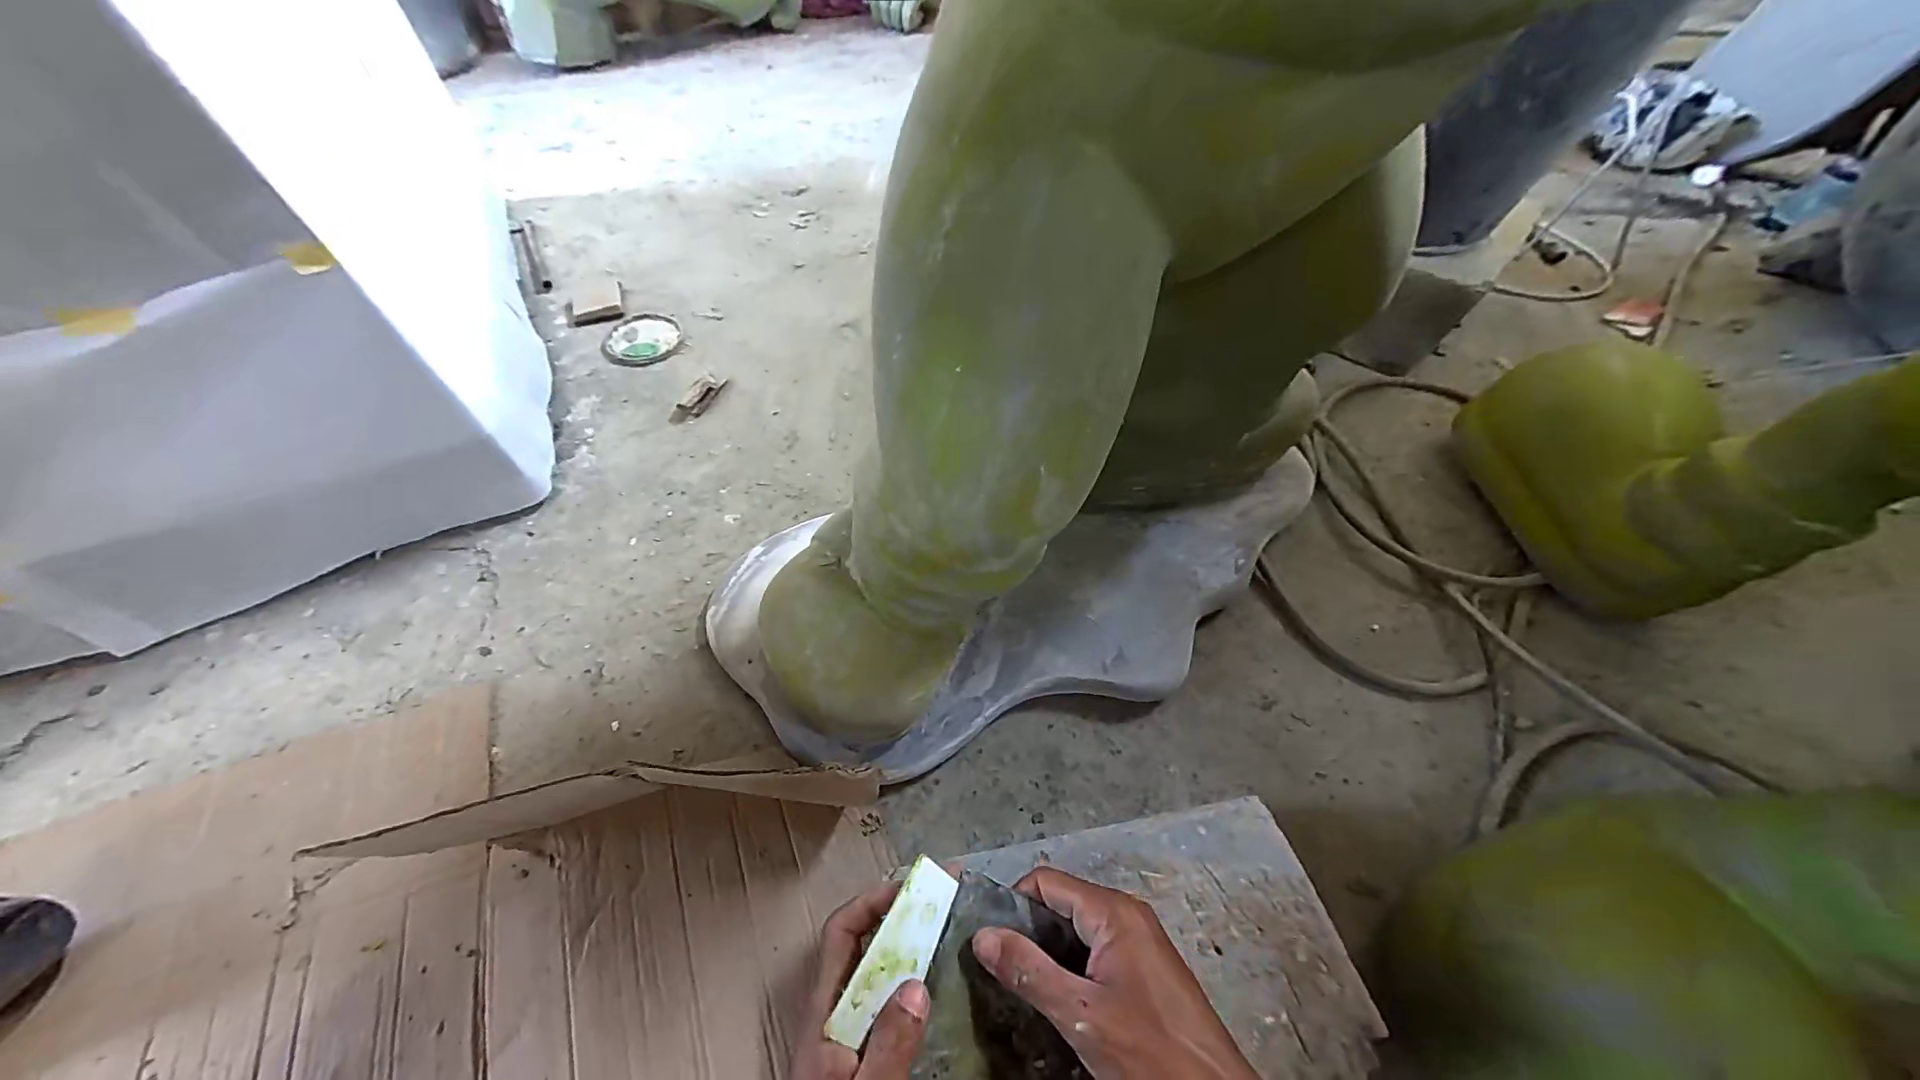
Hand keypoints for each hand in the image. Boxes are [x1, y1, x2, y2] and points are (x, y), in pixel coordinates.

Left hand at [791, 879, 931, 1079]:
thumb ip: (888, 1046)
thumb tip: (916, 985)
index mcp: (824, 1014)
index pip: (840, 934)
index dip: (869, 902)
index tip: (908, 889)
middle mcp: (834, 1013)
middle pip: (861, 945)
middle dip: (898, 915)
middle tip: (940, 899)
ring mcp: (848, 1032)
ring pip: (877, 972)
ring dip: (908, 945)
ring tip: (945, 929)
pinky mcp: (862, 1051)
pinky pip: (887, 1001)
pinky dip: (911, 979)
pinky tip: (938, 983)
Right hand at [971, 867, 1257, 1079]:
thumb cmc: (1151, 1052)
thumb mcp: (1081, 1014)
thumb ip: (1029, 971)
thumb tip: (983, 937)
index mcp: (1113, 911)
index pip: (1045, 882)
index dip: (1013, 904)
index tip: (988, 939)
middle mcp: (1127, 914)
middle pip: (1060, 903)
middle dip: (1029, 932)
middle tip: (1002, 969)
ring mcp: (1138, 940)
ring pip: (1076, 930)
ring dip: (1048, 954)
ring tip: (1024, 987)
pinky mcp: (1144, 967)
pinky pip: (1095, 951)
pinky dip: (1071, 968)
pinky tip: (1060, 1000)